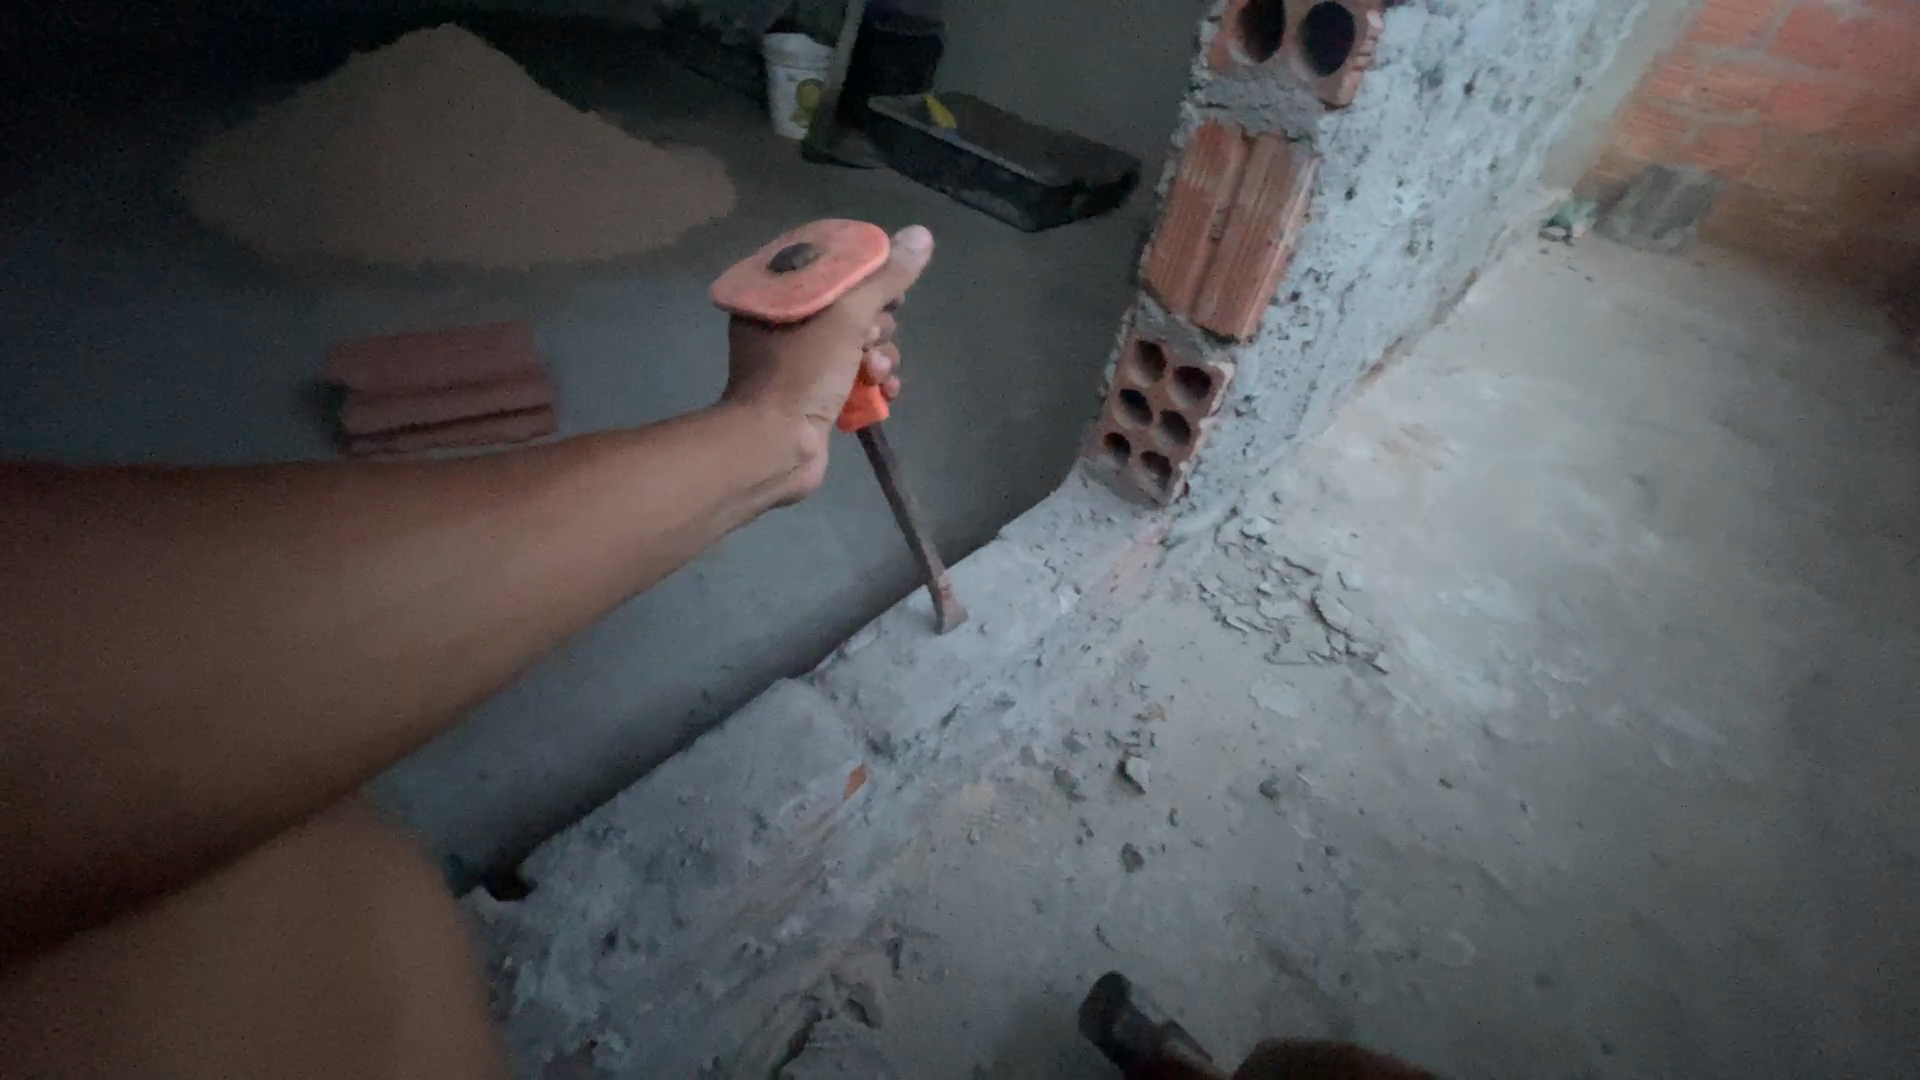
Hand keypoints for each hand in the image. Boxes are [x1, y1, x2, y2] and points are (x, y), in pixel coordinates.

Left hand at [721, 226, 933, 497]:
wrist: (776, 444)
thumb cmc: (802, 371)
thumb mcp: (847, 316)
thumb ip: (885, 278)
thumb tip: (922, 236)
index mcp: (781, 290)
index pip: (836, 263)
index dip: (870, 273)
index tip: (891, 290)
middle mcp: (790, 320)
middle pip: (857, 305)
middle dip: (876, 325)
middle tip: (868, 339)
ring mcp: (806, 358)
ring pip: (864, 343)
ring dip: (880, 357)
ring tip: (874, 374)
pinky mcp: (820, 391)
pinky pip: (860, 375)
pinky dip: (876, 383)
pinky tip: (885, 393)